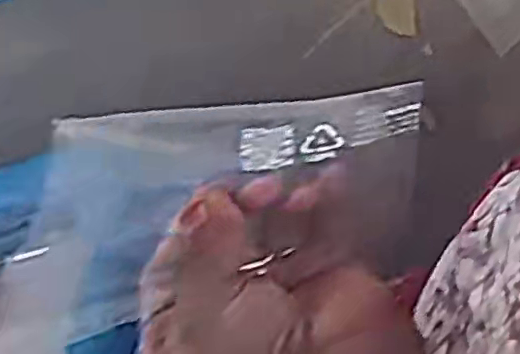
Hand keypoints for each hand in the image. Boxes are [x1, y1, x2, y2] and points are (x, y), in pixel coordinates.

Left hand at [139, 174, 419, 353]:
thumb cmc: (244, 352)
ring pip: (286, 223)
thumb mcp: (208, 311)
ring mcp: (289, 275)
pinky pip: (333, 221)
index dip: (198, 221)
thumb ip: (208, 254)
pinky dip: (334, 197)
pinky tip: (332, 182)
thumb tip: (203, 200)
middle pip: (238, 233)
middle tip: (264, 188)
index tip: (215, 191)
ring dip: (293, 198)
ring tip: (300, 191)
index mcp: (184, 314)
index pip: (182, 255)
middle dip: (250, 204)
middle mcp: (235, 292)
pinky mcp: (337, 259)